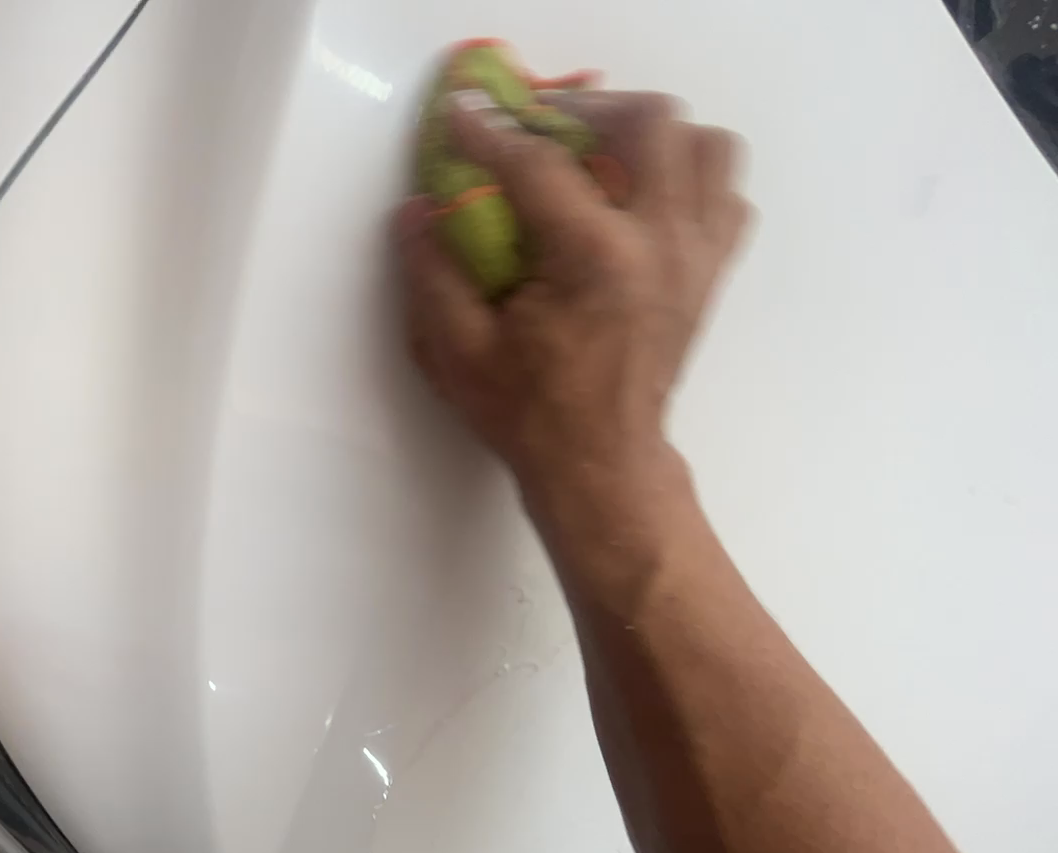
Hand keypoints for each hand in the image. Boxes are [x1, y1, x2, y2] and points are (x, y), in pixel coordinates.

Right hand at [394, 93, 749, 498]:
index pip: (539, 165)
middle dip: (583, 111)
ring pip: (703, 144)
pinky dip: (684, 172)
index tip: (460, 115)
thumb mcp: (455, 351)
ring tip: (594, 154)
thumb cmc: (524, 412)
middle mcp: (660, 240)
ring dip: (647, 133)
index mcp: (592, 259)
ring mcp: (697, 252)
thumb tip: (414, 212)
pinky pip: (721, 188)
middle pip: (648, 123)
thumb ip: (432, 274)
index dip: (490, 134)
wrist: (597, 459)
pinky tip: (638, 197)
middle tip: (534, 128)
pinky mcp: (710, 270)